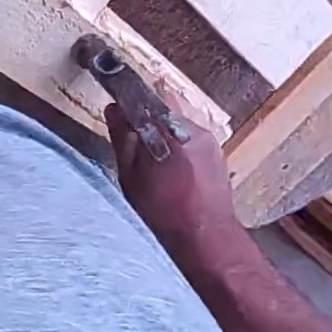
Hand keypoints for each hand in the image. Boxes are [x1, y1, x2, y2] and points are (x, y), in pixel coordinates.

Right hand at [107, 104, 242, 250]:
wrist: (204, 235)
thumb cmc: (162, 210)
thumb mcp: (130, 175)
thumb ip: (123, 138)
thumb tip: (114, 108)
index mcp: (168, 129)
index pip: (144, 96)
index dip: (128, 99)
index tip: (118, 109)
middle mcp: (192, 128)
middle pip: (163, 107)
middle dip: (146, 118)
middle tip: (132, 143)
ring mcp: (208, 139)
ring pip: (177, 123)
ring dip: (163, 134)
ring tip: (152, 163)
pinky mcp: (217, 152)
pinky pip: (190, 138)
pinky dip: (177, 146)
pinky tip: (170, 171)